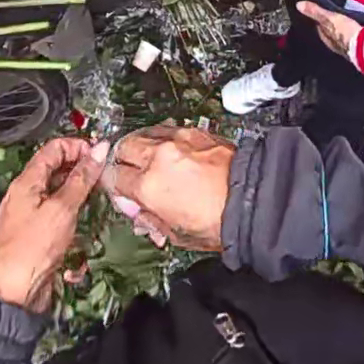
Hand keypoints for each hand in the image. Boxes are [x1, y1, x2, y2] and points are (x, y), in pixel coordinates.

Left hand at [0, 138, 99, 310]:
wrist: (11, 298)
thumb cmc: (32, 250)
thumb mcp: (62, 209)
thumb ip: (81, 179)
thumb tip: (99, 150)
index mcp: (27, 181)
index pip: (55, 148)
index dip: (78, 147)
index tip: (99, 157)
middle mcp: (26, 194)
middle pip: (57, 168)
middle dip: (81, 170)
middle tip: (102, 178)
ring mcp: (29, 214)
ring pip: (59, 192)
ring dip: (79, 194)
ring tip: (96, 201)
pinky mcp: (35, 235)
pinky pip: (57, 214)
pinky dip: (71, 215)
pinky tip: (83, 226)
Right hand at [96, 123, 234, 250]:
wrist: (251, 199)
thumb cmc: (217, 222)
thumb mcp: (175, 234)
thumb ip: (150, 218)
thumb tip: (139, 211)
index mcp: (148, 186)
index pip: (113, 177)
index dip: (114, 186)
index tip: (120, 191)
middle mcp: (157, 156)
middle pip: (123, 147)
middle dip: (123, 161)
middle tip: (131, 174)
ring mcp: (175, 138)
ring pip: (143, 133)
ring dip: (142, 147)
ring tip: (150, 162)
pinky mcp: (192, 130)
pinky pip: (166, 129)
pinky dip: (162, 140)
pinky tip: (171, 153)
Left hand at [297, 1, 359, 57]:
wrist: (363, 46)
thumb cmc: (343, 31)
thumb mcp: (328, 17)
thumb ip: (314, 11)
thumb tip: (298, 5)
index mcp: (324, 38)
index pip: (319, 28)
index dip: (320, 21)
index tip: (322, 14)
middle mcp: (332, 45)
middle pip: (329, 33)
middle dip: (331, 26)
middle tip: (334, 17)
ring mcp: (344, 48)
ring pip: (339, 37)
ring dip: (341, 31)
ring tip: (345, 22)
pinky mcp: (356, 49)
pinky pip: (350, 40)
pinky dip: (351, 35)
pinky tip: (354, 31)